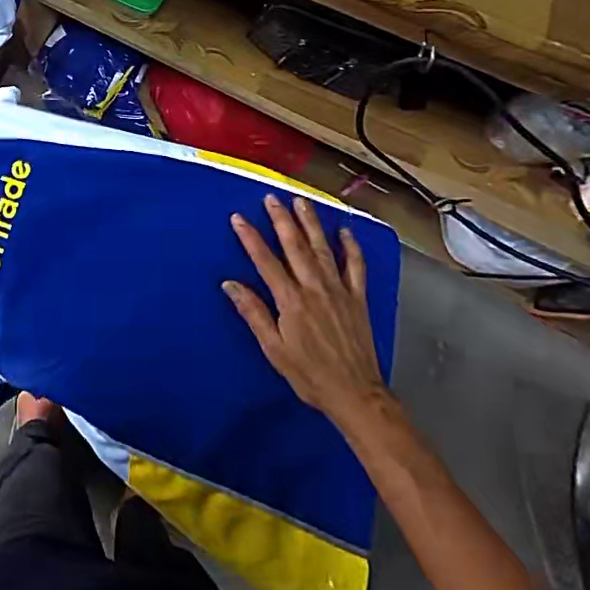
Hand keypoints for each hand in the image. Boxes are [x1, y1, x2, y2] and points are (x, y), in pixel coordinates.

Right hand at [223, 195, 390, 428]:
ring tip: (301, 202)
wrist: (354, 391)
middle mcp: (314, 287)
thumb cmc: (309, 375)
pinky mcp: (358, 295)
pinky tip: (345, 230)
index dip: (251, 237)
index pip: (266, 261)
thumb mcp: (274, 350)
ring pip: (323, 247)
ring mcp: (339, 288)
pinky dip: (350, 246)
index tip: (239, 218)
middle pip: (295, 246)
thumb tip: (230, 285)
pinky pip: (355, 264)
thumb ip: (254, 313)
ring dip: (311, 222)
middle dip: (281, 219)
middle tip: (271, 198)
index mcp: (291, 301)